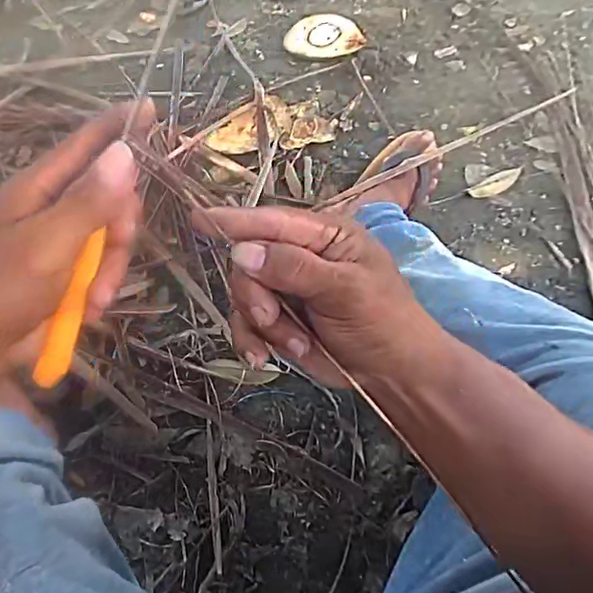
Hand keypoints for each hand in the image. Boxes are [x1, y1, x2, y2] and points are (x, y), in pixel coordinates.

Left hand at [0, 101, 150, 363]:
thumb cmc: (9, 287)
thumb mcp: (52, 241)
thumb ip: (90, 200)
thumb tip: (125, 152)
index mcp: (36, 188)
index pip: (83, 144)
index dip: (117, 127)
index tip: (150, 109)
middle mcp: (49, 208)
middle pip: (107, 196)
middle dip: (119, 227)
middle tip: (117, 247)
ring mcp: (59, 241)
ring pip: (109, 237)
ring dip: (110, 269)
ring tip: (95, 298)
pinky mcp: (66, 272)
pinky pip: (100, 267)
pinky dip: (99, 288)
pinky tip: (88, 308)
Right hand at [193, 206, 440, 387]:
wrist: (392, 373)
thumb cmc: (383, 321)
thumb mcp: (345, 290)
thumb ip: (294, 268)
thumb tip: (241, 251)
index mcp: (323, 234)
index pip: (271, 222)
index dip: (235, 221)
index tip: (199, 220)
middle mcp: (298, 256)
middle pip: (247, 263)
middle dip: (256, 296)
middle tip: (271, 318)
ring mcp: (285, 289)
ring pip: (243, 297)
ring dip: (262, 325)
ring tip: (295, 345)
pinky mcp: (277, 319)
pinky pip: (245, 324)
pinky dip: (252, 342)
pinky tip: (263, 358)